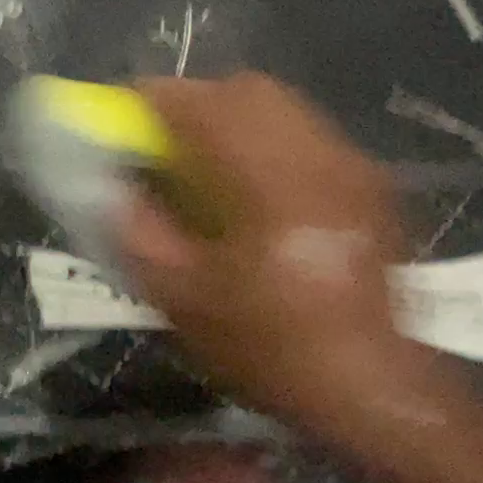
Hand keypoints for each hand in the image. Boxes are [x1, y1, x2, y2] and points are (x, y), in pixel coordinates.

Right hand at [112, 73, 442, 427]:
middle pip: (248, 90)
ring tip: (197, 164)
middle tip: (157, 142)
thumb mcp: (178, 298)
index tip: (116, 118)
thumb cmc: (265, 349)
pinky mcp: (370, 188)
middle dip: (192, 103)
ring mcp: (354, 171)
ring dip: (228, 120)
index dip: (151, 101)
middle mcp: (320, 163)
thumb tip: (108, 183)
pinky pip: (304, 135)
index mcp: (269, 189)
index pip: (204, 107)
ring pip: (281, 108)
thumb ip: (136, 229)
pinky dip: (261, 141)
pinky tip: (245, 189)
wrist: (373, 391)